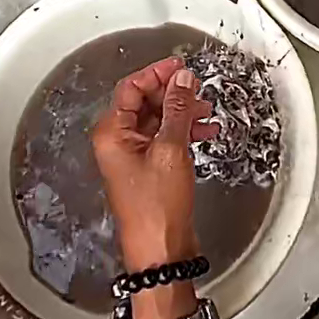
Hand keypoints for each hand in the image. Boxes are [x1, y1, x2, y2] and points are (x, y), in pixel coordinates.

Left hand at [90, 57, 212, 272]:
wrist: (161, 252)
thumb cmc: (157, 207)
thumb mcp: (171, 150)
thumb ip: (177, 110)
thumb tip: (182, 80)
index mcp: (112, 132)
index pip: (131, 88)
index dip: (156, 73)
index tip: (179, 66)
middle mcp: (117, 140)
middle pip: (144, 101)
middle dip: (172, 93)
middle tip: (196, 88)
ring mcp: (132, 154)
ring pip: (157, 119)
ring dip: (181, 112)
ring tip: (206, 111)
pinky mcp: (148, 167)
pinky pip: (164, 137)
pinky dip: (183, 131)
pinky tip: (204, 132)